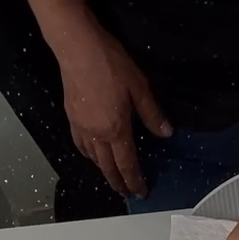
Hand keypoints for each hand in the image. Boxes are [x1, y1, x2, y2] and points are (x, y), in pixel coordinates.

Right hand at [54, 27, 171, 195]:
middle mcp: (98, 135)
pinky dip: (89, 156)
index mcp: (116, 129)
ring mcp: (82, 128)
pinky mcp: (72, 119)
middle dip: (119, 184)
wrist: (76, 46)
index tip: (140, 192)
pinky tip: (93, 155)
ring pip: (94, 160)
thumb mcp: (139, 86)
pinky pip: (81, 146)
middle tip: (127, 193)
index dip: (135, 181)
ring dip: (105, 172)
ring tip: (113, 176)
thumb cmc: (109, 63)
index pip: (127, 165)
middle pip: (108, 169)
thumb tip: (166, 133)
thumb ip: (152, 113)